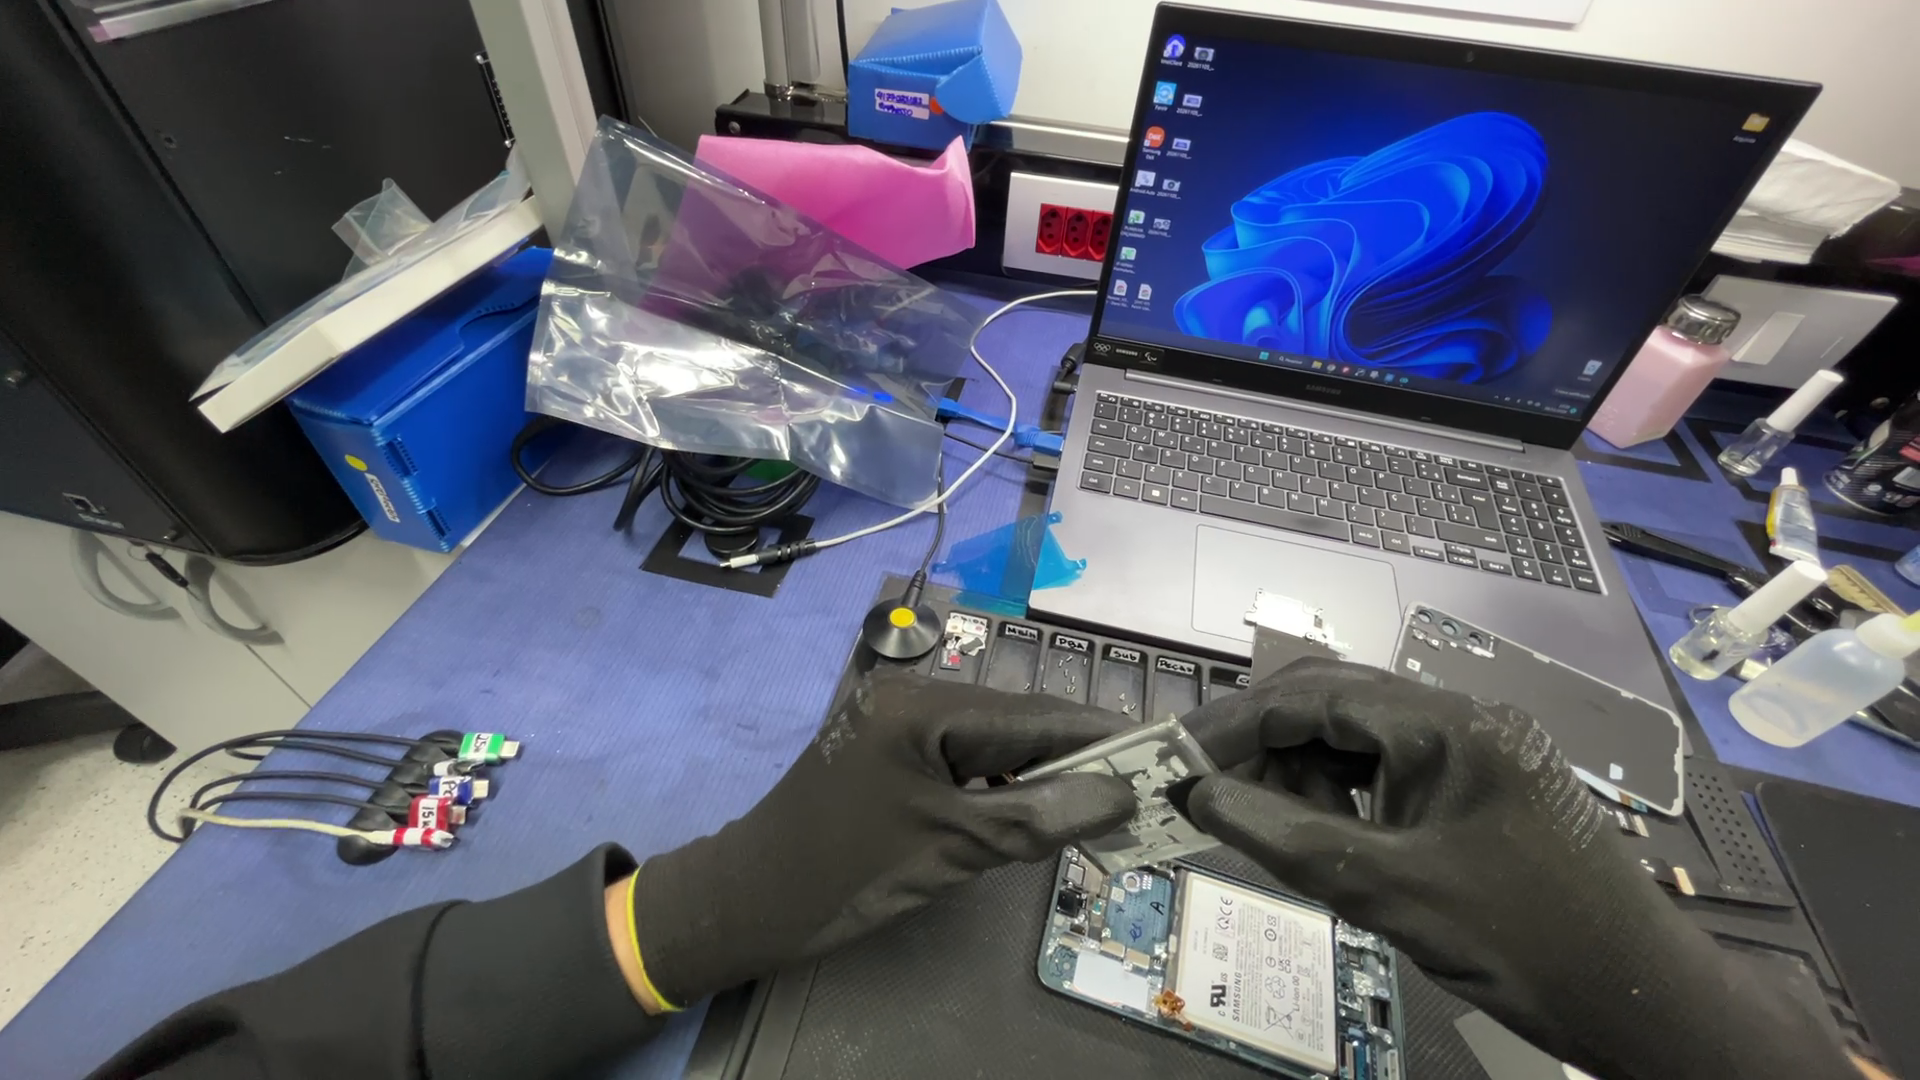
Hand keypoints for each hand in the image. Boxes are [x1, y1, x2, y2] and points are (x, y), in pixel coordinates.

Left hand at [625, 669, 1135, 1007]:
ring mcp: (899, 717)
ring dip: (1039, 768)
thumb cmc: (847, 873)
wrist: (751, 898)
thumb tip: (1121, 795)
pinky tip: (1031, 803)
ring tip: (1096, 798)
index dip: (1097, 735)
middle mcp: (913, 695)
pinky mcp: (893, 744)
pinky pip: (961, 754)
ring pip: (990, 738)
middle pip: (1013, 720)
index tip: (1158, 749)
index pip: (1030, 713)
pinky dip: (1000, 779)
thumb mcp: (952, 849)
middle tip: (1135, 784)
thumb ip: (1040, 816)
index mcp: (922, 705)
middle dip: (1072, 754)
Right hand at [1179, 658, 1853, 1079]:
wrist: (1653, 1010)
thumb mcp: (1385, 891)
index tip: (1180, 755)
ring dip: (1296, 767)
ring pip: (1346, 730)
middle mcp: (1452, 714)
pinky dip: (1333, 787)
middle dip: (1261, 740)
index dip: (1236, 722)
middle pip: (1326, 700)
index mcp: (1444, 724)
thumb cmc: (1523, 944)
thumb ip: (1279, 834)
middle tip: (1208, 781)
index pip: (1312, 695)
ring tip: (1270, 818)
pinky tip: (1318, 824)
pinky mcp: (1465, 775)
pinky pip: (1376, 761)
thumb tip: (1196, 794)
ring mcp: (1462, 743)